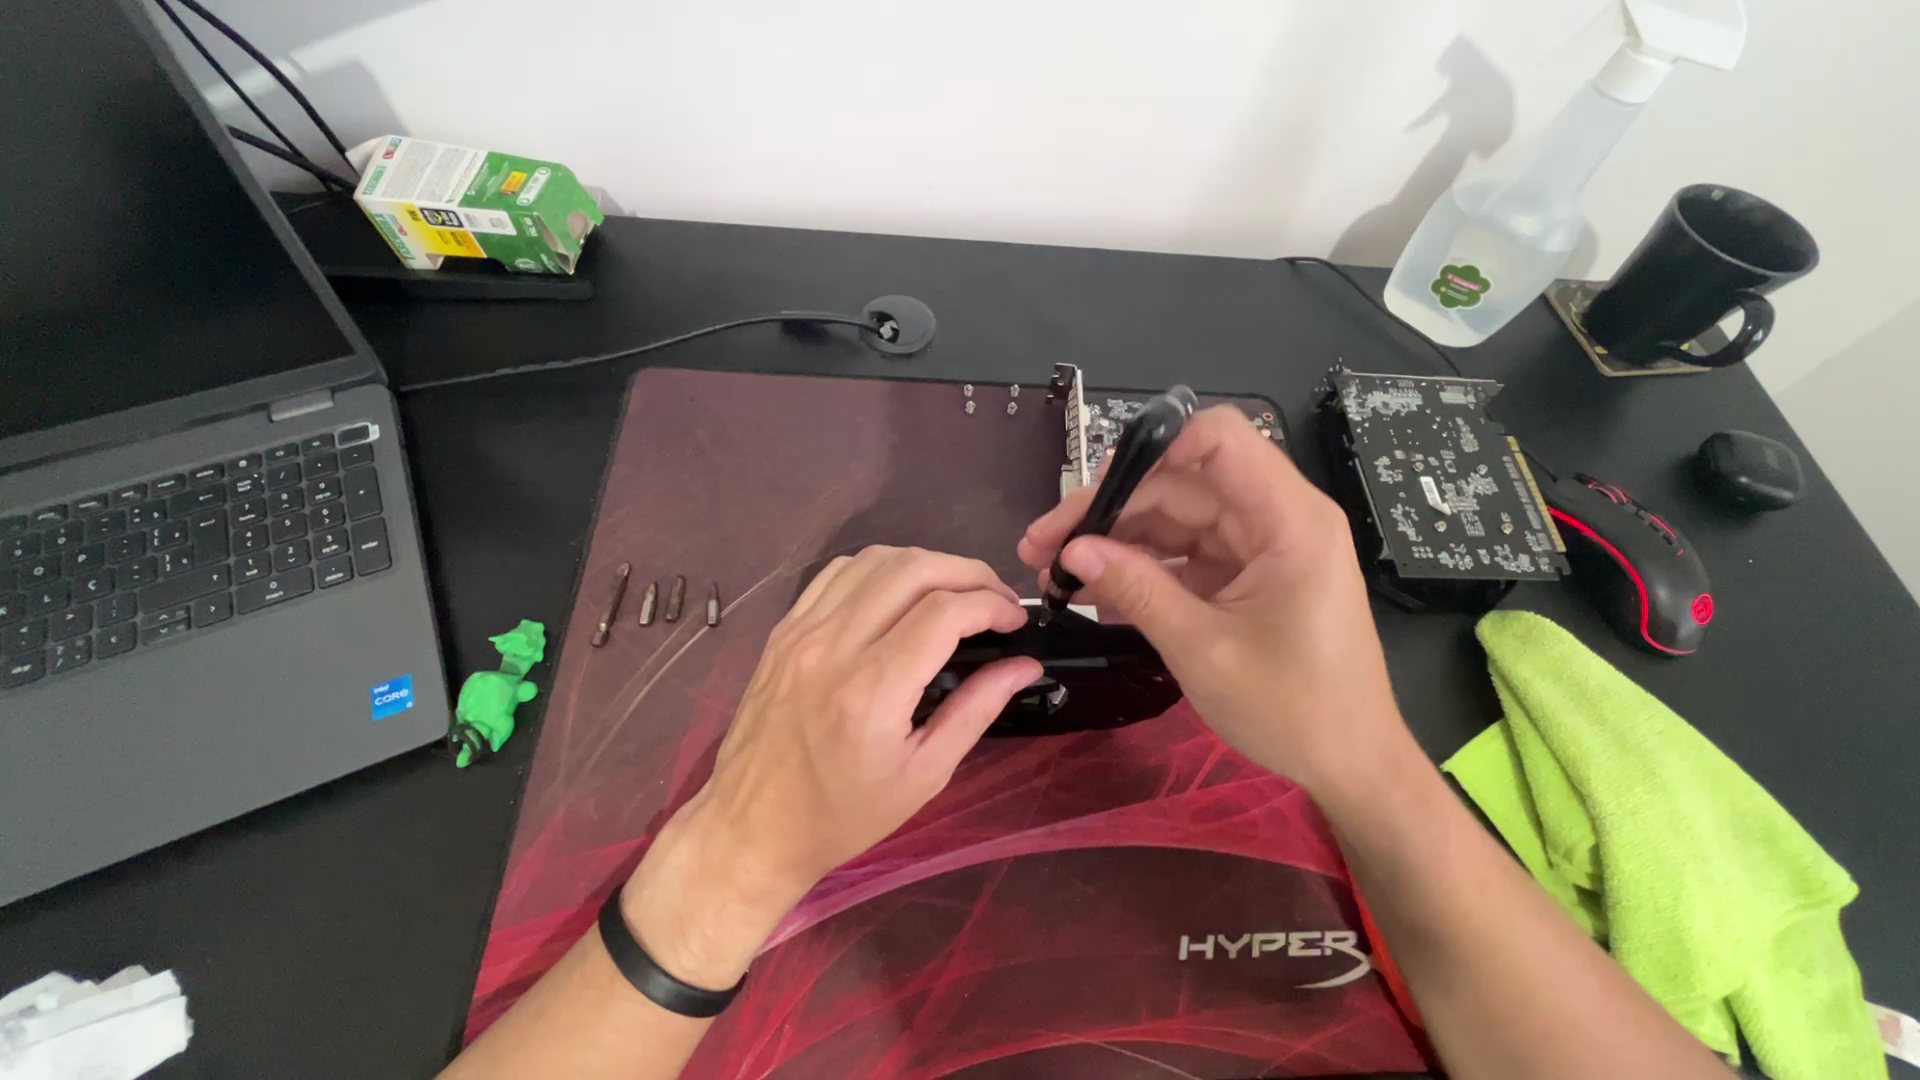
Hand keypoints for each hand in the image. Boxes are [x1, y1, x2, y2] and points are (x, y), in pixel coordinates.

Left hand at [622, 546, 1041, 989]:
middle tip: (995, 598)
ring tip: (955, 590)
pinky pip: (837, 573)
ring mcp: (802, 631)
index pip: (944, 612)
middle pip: (913, 570)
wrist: (752, 827)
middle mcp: (834, 646)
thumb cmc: (842, 815)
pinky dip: (880, 568)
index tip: (1015, 620)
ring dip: (926, 563)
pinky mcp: (784, 629)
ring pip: (874, 560)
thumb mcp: (923, 775)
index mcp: (872, 690)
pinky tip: (899, 591)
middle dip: (968, 572)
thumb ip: (976, 709)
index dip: (991, 604)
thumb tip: (1024, 664)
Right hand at [1018, 406, 1407, 794]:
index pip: (1220, 440)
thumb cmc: (1292, 709)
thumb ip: (1137, 591)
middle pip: (1179, 482)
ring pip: (1172, 518)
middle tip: (1041, 546)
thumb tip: (1071, 551)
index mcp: (1287, 520)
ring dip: (1113, 541)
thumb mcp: (1202, 650)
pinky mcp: (1241, 576)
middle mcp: (1273, 519)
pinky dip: (1138, 569)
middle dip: (1108, 509)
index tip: (1096, 491)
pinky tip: (1089, 593)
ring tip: (1051, 572)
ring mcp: (1255, 548)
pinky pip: (1181, 555)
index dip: (1154, 447)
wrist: (1348, 763)